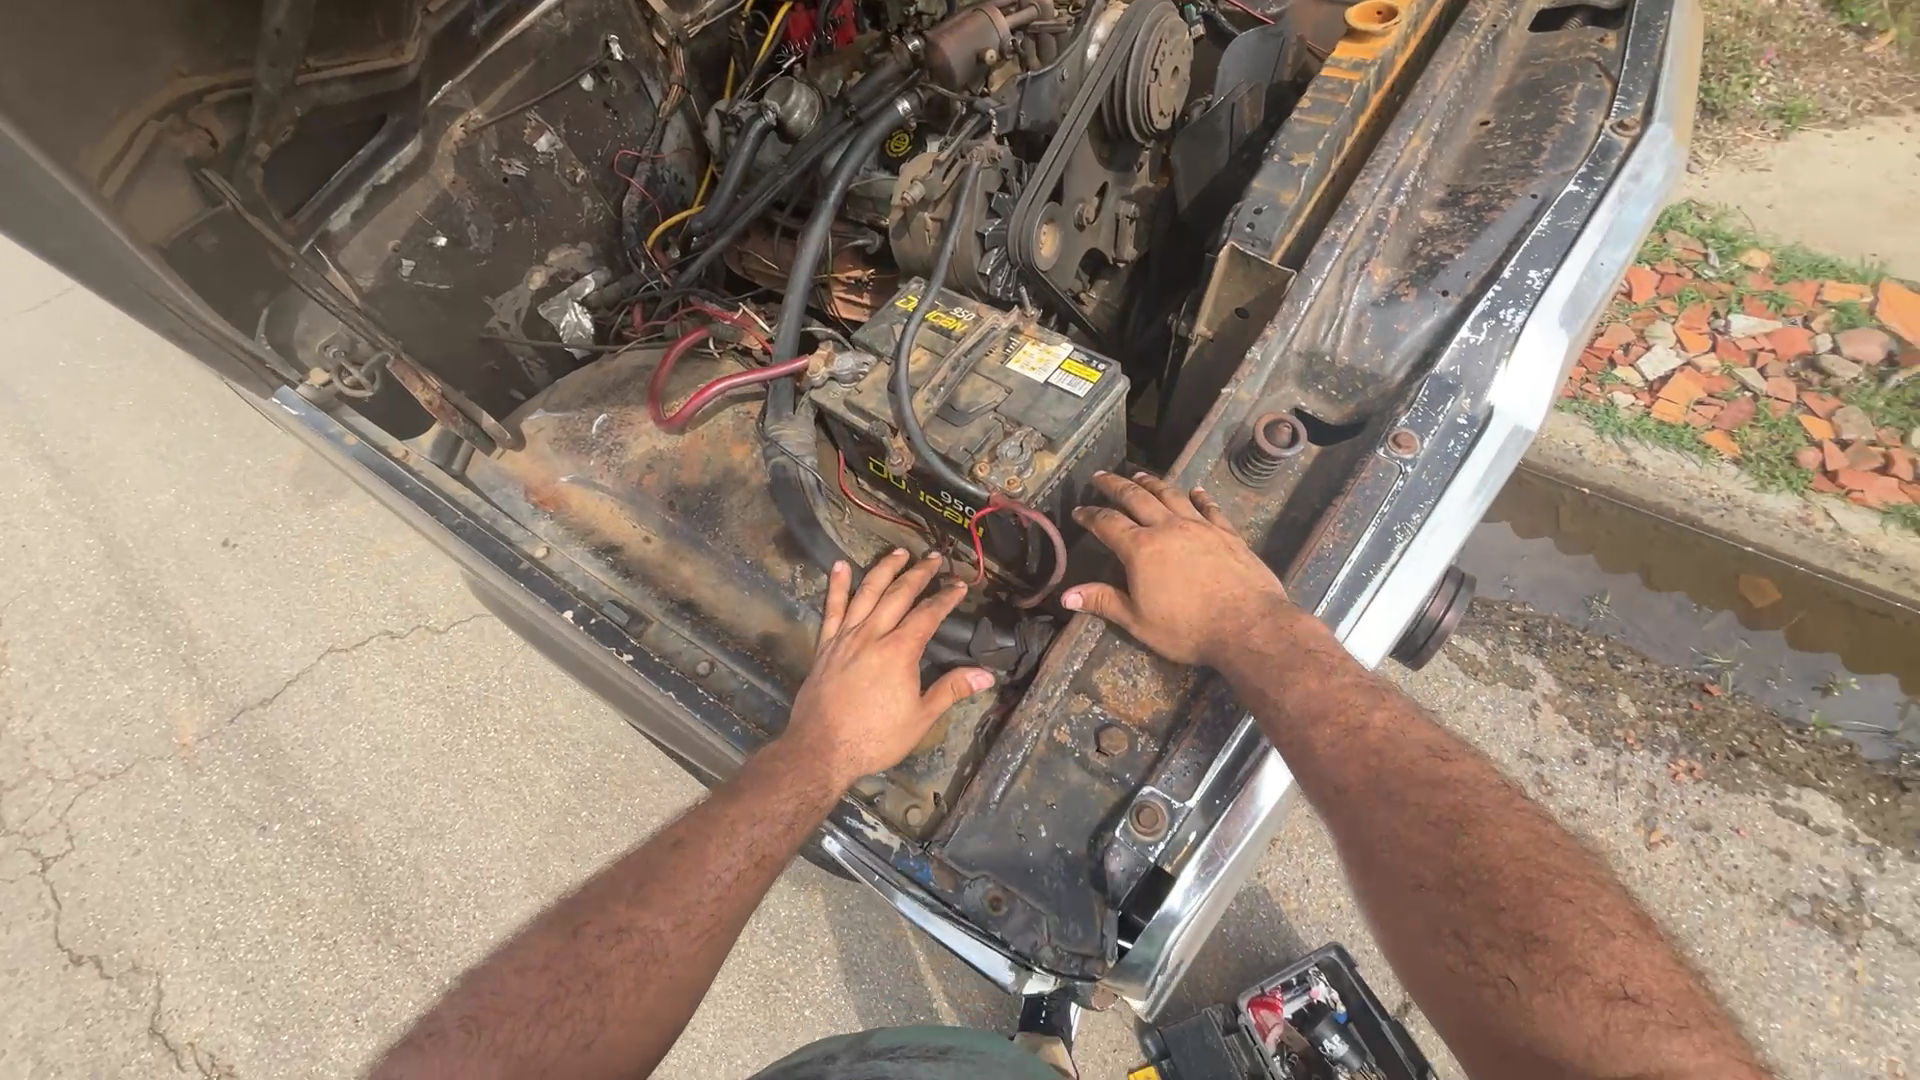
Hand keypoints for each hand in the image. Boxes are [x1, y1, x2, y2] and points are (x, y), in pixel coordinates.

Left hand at [782, 550, 995, 787]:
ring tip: (899, 552)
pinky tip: (839, 565)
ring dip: (885, 569)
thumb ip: (951, 690)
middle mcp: (873, 635)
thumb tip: (986, 675)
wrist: (821, 750)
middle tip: (934, 558)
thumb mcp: (920, 718)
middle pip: (899, 594)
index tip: (959, 585)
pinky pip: (831, 608)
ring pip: (867, 592)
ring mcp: (846, 637)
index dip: (946, 597)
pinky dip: (836, 585)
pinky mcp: (825, 645)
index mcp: (900, 651)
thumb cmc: (875, 738)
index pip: (928, 614)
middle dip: (919, 573)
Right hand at [1063, 471, 1301, 668]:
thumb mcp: (1137, 621)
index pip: (1107, 524)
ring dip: (1152, 483)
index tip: (1078, 511)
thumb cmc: (1187, 629)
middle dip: (1115, 486)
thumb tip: (1066, 596)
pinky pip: (1209, 508)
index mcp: (1140, 549)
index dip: (1090, 516)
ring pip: (1171, 496)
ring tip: (1139, 475)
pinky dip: (1199, 497)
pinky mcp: (1227, 533)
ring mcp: (1200, 527)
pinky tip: (1195, 490)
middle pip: (1136, 498)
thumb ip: (1103, 601)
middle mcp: (1167, 528)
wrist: (1248, 625)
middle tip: (1101, 476)